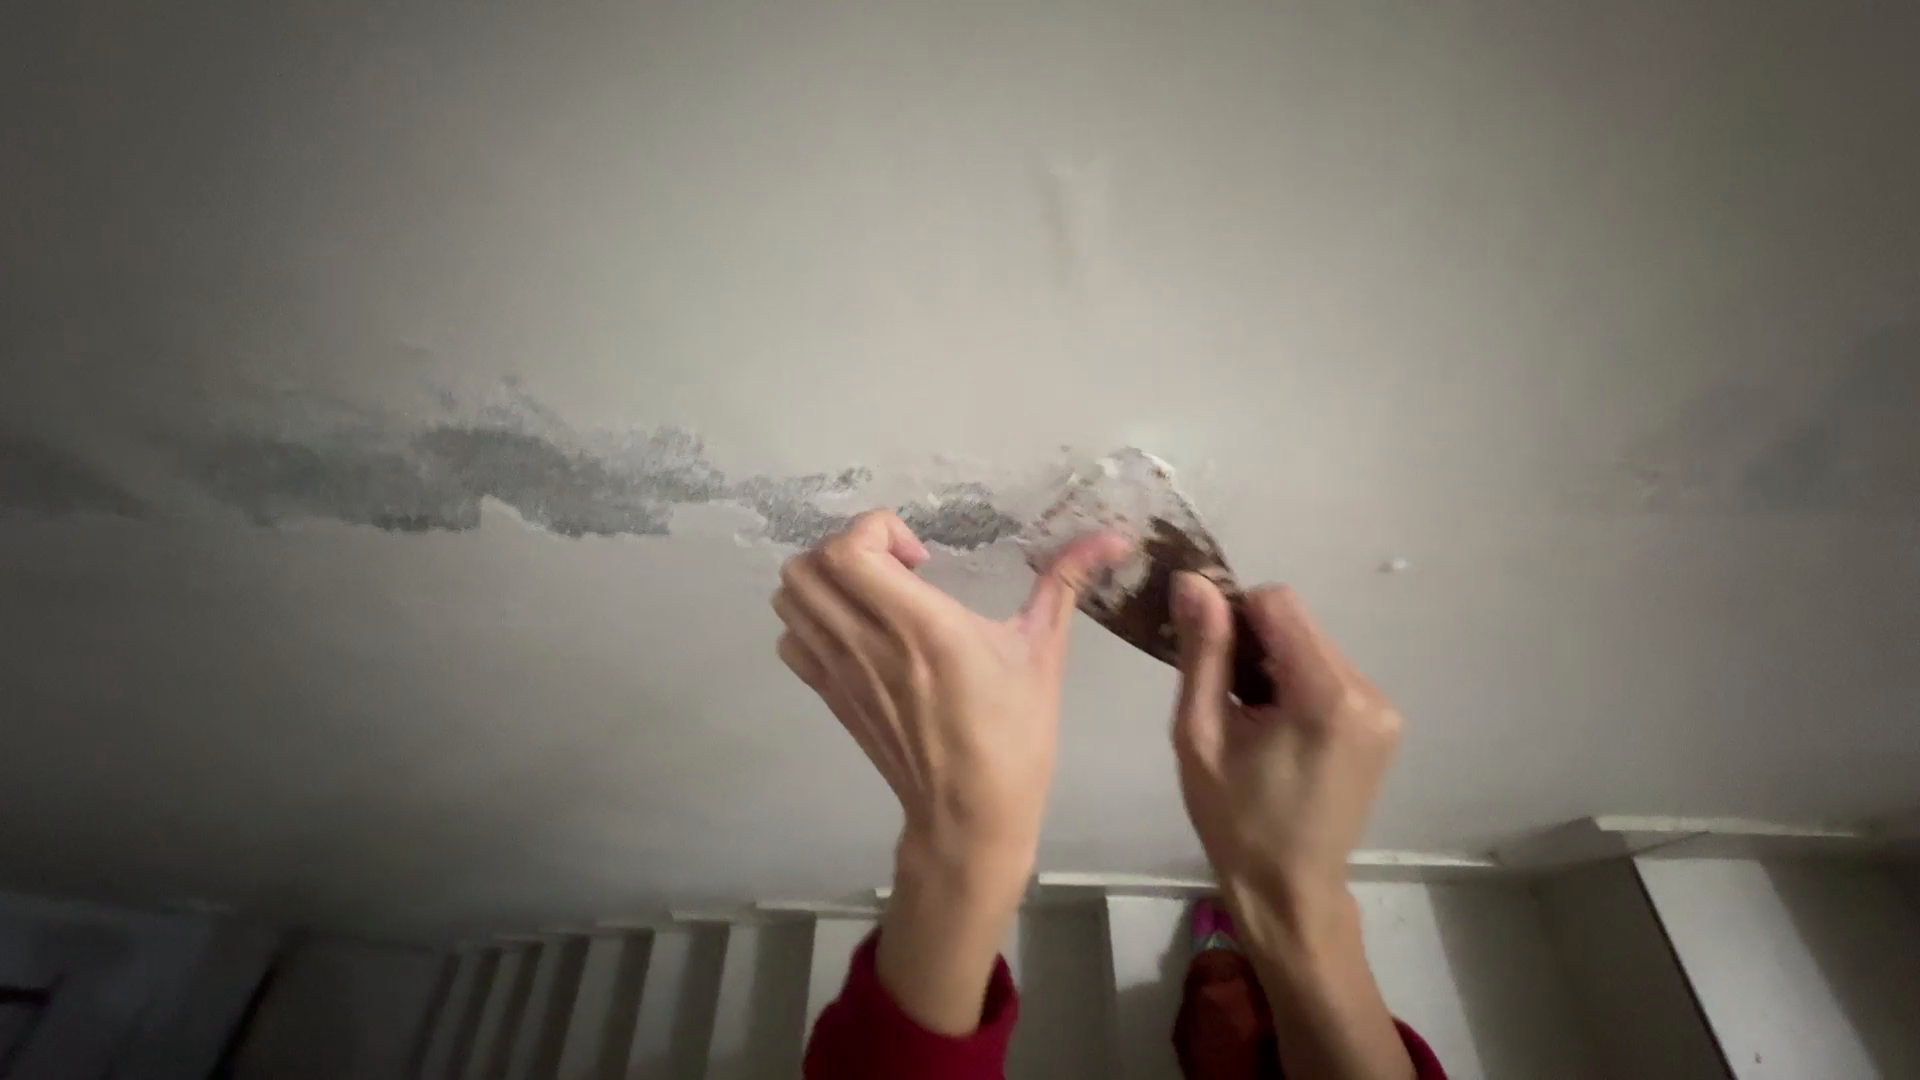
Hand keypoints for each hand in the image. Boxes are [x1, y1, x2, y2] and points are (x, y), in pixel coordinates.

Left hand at [774, 510, 1124, 1032]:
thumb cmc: (1014, 733)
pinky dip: (812, 622)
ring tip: (873, 594)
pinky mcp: (830, 697)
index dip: (876, 529)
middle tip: (892, 566)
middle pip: (805, 566)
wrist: (969, 816)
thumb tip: (1112, 535)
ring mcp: (839, 673)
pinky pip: (792, 641)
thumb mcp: (1043, 651)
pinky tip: (857, 631)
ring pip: (790, 599)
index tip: (920, 554)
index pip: (849, 551)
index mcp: (919, 625)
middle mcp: (866, 643)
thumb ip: (1066, 580)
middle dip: (846, 546)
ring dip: (825, 579)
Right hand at [1171, 574, 1414, 1079]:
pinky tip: (1274, 724)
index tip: (1207, 660)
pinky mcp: (1382, 723)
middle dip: (1251, 642)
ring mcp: (1383, 709)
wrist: (1289, 891)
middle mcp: (1368, 692)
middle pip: (1296, 622)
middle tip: (1222, 694)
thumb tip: (1193, 581)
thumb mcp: (1200, 732)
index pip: (1277, 603)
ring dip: (1271, 662)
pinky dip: (1293, 681)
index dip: (1233, 617)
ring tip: (1247, 715)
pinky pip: (1328, 671)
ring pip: (1311, 643)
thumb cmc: (1234, 818)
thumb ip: (1202, 651)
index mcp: (1325, 695)